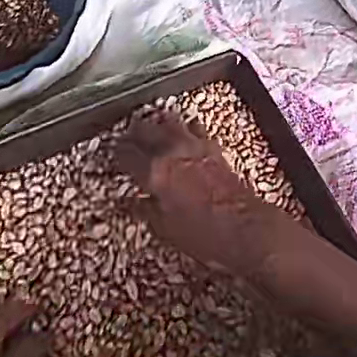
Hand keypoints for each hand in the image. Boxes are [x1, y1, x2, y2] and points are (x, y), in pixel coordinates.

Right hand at [113, 107, 289, 276]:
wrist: (245, 227)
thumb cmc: (203, 235)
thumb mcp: (164, 229)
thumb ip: (145, 210)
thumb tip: (131, 202)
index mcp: (154, 172)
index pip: (125, 153)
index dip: (115, 153)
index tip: (111, 154)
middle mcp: (172, 152)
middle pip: (145, 129)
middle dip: (132, 132)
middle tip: (126, 137)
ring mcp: (195, 145)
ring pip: (169, 120)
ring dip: (157, 122)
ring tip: (151, 128)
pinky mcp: (213, 147)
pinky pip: (194, 127)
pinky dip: (185, 127)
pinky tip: (184, 133)